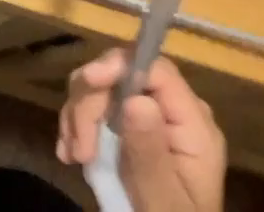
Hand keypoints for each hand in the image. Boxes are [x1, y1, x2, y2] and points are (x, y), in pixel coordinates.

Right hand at [57, 49, 225, 211]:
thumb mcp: (164, 201)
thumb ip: (151, 154)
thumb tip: (136, 100)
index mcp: (193, 122)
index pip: (156, 69)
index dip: (119, 65)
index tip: (87, 81)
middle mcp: (172, 109)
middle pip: (123, 73)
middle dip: (91, 101)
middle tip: (78, 149)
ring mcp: (150, 116)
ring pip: (103, 86)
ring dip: (79, 115)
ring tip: (73, 155)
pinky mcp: (130, 127)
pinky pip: (96, 107)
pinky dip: (77, 125)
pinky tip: (70, 153)